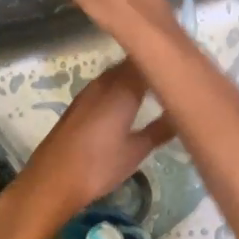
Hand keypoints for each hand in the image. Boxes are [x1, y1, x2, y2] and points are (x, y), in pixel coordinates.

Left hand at [4, 62, 175, 226]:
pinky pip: (107, 83)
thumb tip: (183, 116)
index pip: (147, 60)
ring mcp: (89, 90)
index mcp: (122, 89)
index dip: (166, 59)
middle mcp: (105, 82)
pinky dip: (122, 84)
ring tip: (159, 85)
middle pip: (132, 62)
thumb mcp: (136, 151)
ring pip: (118, 72)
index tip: (186, 66)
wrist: (52, 180)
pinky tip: (132, 100)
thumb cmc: (98, 166)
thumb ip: (160, 130)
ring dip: (136, 74)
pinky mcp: (80, 102)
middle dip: (153, 65)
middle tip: (177, 75)